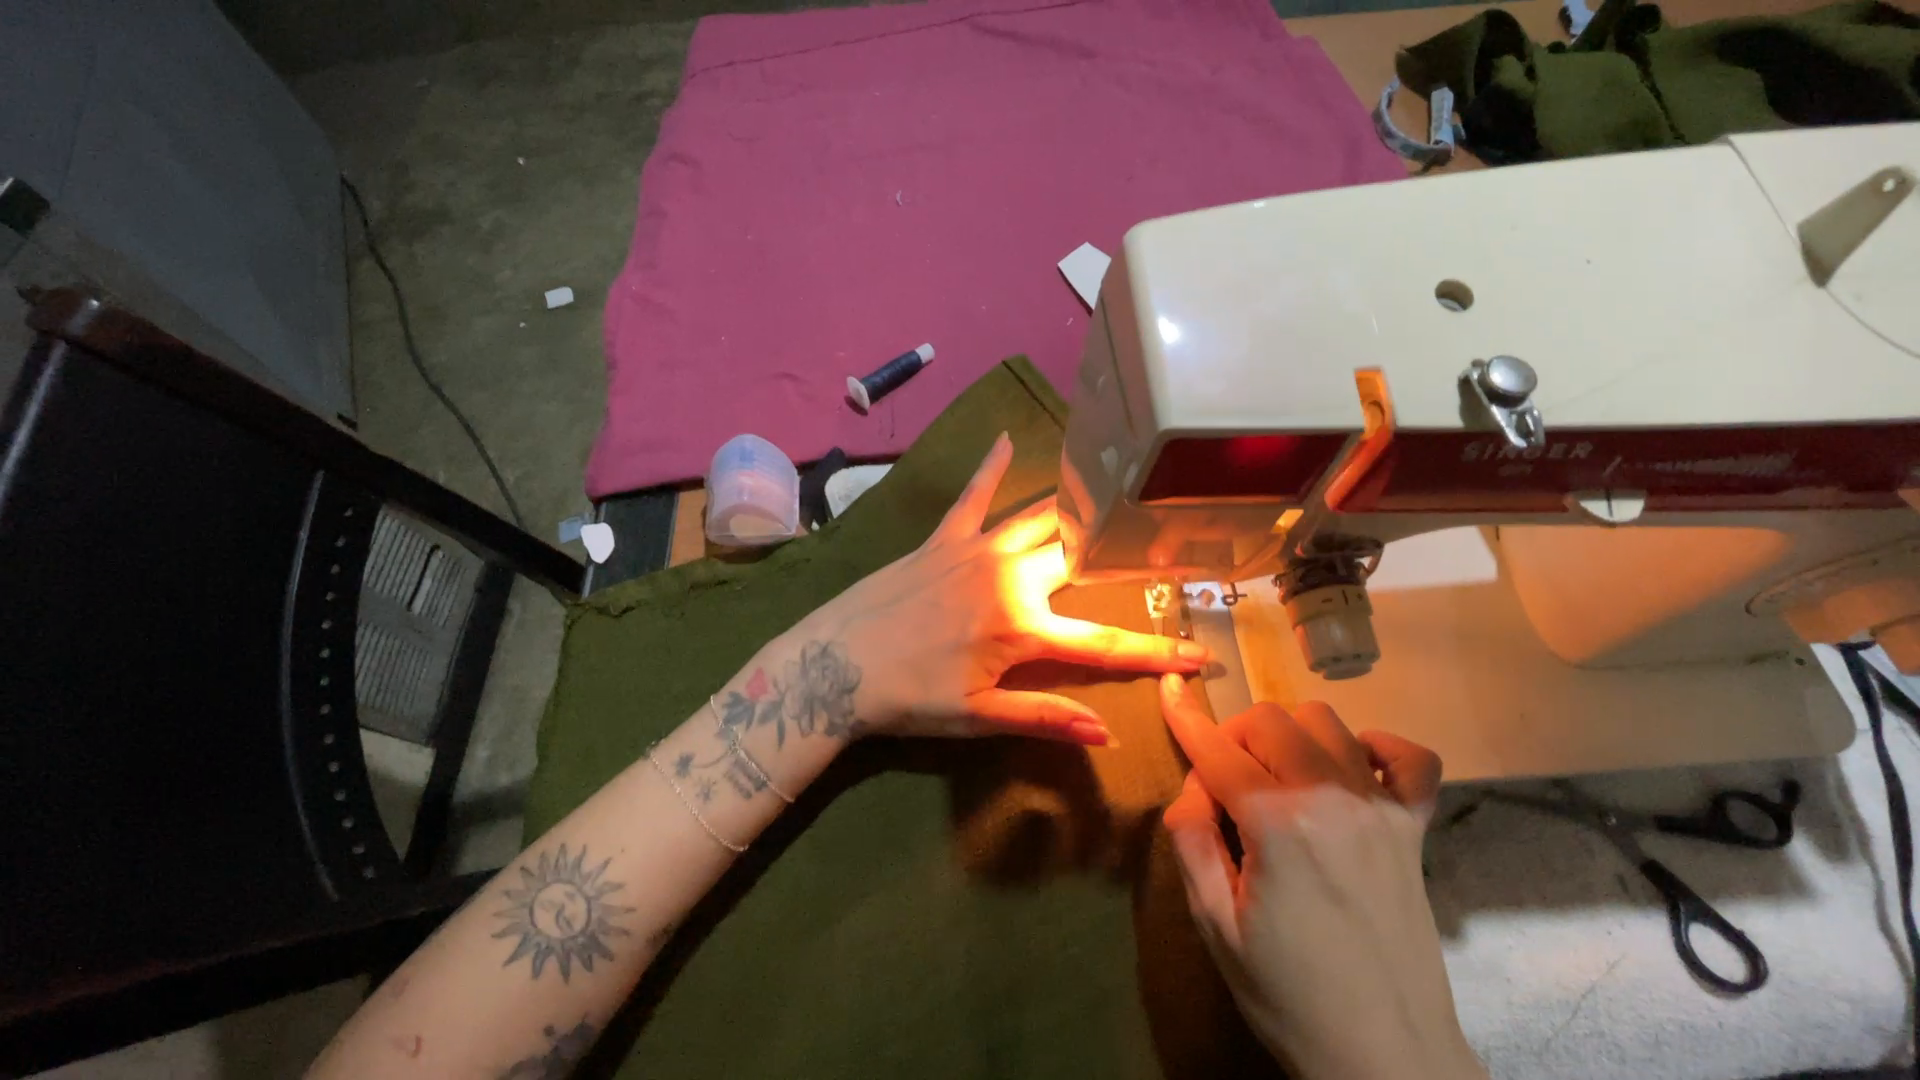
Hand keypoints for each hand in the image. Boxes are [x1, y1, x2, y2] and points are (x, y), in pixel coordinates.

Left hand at [802, 434, 1209, 745]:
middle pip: (1082, 563)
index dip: (1157, 654)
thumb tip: (1110, 733)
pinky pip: (972, 496)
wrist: (830, 667)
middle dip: (1127, 559)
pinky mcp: (941, 539)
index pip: (1105, 645)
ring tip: (1115, 494)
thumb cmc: (905, 700)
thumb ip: (1045, 718)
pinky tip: (1005, 436)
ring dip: (1078, 512)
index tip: (1202, 658)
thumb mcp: (976, 719)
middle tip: (1166, 547)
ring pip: (1040, 521)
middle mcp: (1009, 579)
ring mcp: (975, 551)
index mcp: (1022, 629)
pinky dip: (991, 468)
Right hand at [1158, 676, 1481, 1079]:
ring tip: (1275, 776)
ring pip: (1326, 723)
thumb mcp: (1214, 923)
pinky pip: (1409, 757)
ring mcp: (1381, 809)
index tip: (1170, 688)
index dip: (1186, 718)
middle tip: (1221, 778)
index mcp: (1277, 824)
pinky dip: (1375, 746)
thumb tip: (1195, 786)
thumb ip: (1192, 840)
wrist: (1386, 1056)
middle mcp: (1332, 798)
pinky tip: (1351, 768)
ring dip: (1288, 734)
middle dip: (1234, 734)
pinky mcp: (1415, 828)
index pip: (1218, 751)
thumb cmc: (1287, 995)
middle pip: (1270, 721)